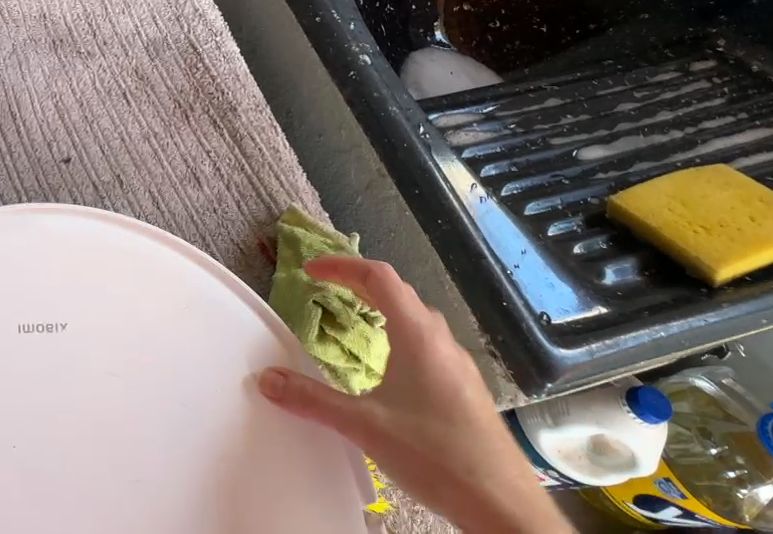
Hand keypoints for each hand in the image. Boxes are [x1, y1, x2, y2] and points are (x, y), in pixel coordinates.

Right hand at [256, 257, 572, 533]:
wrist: (505, 508)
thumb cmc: (436, 456)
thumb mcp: (364, 426)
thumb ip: (313, 399)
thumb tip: (267, 379)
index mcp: (417, 335)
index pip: (378, 276)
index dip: (341, 265)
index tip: (310, 271)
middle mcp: (441, 342)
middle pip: (398, 292)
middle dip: (358, 282)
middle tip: (326, 287)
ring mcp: (458, 366)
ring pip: (417, 317)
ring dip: (383, 306)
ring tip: (355, 318)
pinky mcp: (466, 390)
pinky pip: (428, 343)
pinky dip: (400, 333)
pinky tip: (390, 364)